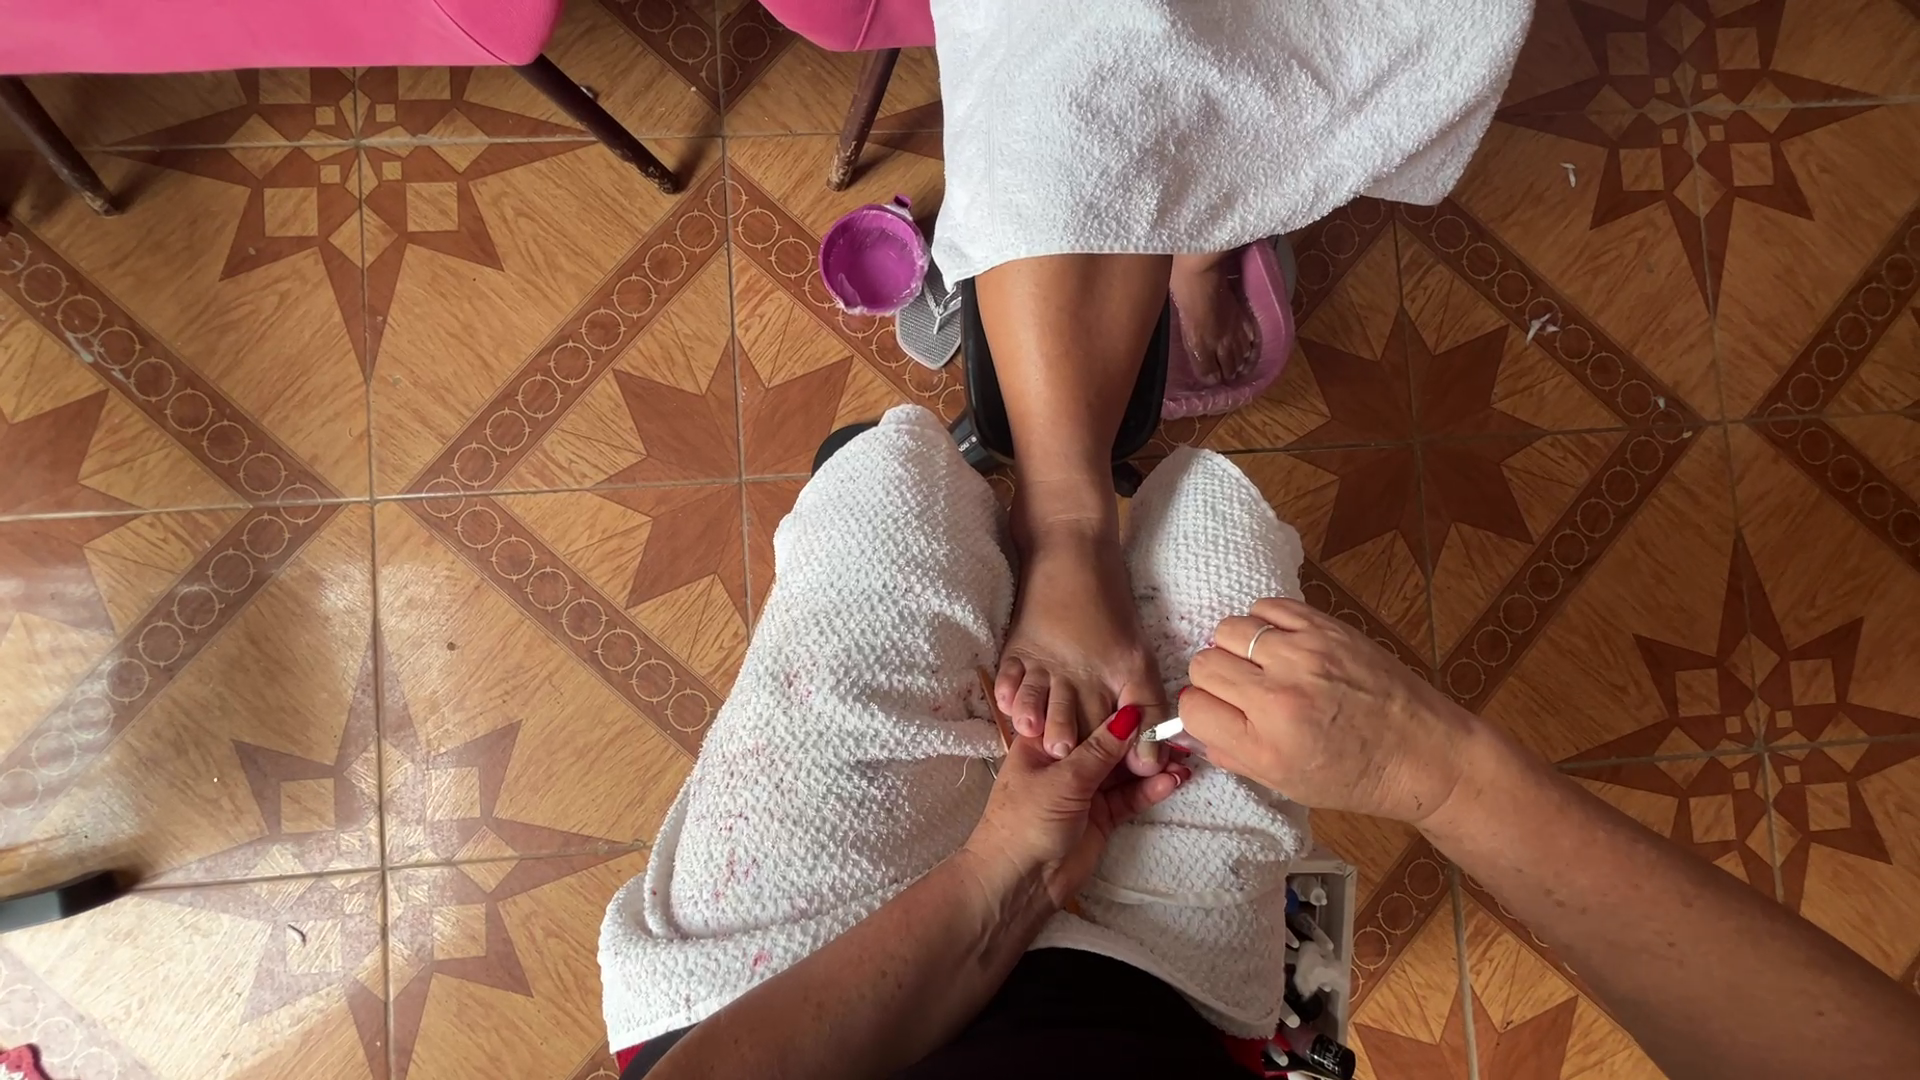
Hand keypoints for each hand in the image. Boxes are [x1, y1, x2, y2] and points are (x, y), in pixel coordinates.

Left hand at [961, 706, 1190, 909]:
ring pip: (1122, 771)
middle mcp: (1066, 761)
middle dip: (1139, 738)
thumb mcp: (1064, 778)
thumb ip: (1101, 749)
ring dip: (1151, 765)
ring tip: (1184, 757)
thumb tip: (1131, 714)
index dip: (1115, 711)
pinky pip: (1128, 797)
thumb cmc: (1027, 819)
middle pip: (1108, 744)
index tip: (1149, 703)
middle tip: (1176, 729)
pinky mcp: (1101, 816)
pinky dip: (1150, 790)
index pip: (1084, 716)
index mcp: (1045, 741)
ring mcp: (1084, 789)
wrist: (1019, 881)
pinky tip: (1173, 781)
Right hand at [1181, 597, 1482, 823]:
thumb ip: (1230, 753)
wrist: (1427, 755)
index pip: (1192, 706)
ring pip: (1227, 631)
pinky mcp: (1325, 628)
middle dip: (1213, 679)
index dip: (1199, 710)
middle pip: (1203, 664)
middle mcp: (1280, 696)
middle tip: (1240, 690)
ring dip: (1235, 647)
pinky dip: (1263, 624)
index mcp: (1267, 743)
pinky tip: (1279, 644)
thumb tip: (1193, 726)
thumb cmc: (1356, 777)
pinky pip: (1265, 608)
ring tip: (1260, 664)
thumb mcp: (1285, 784)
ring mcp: (1304, 656)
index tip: (1217, 713)